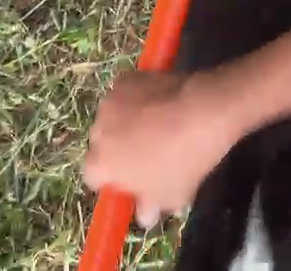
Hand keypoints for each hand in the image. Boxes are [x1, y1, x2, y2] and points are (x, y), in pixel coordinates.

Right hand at [81, 70, 240, 227]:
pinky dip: (134, 100)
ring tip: (153, 126)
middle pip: (99, 144)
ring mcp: (109, 100)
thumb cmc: (182, 162)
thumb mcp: (171, 196)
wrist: (199, 112)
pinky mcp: (124, 78)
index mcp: (102, 162)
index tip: (129, 181)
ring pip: (110, 117)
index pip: (91, 175)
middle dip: (115, 150)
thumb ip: (150, 206)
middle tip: (142, 155)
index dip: (109, 180)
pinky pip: (123, 94)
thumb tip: (143, 213)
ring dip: (123, 123)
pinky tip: (157, 104)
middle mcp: (97, 129)